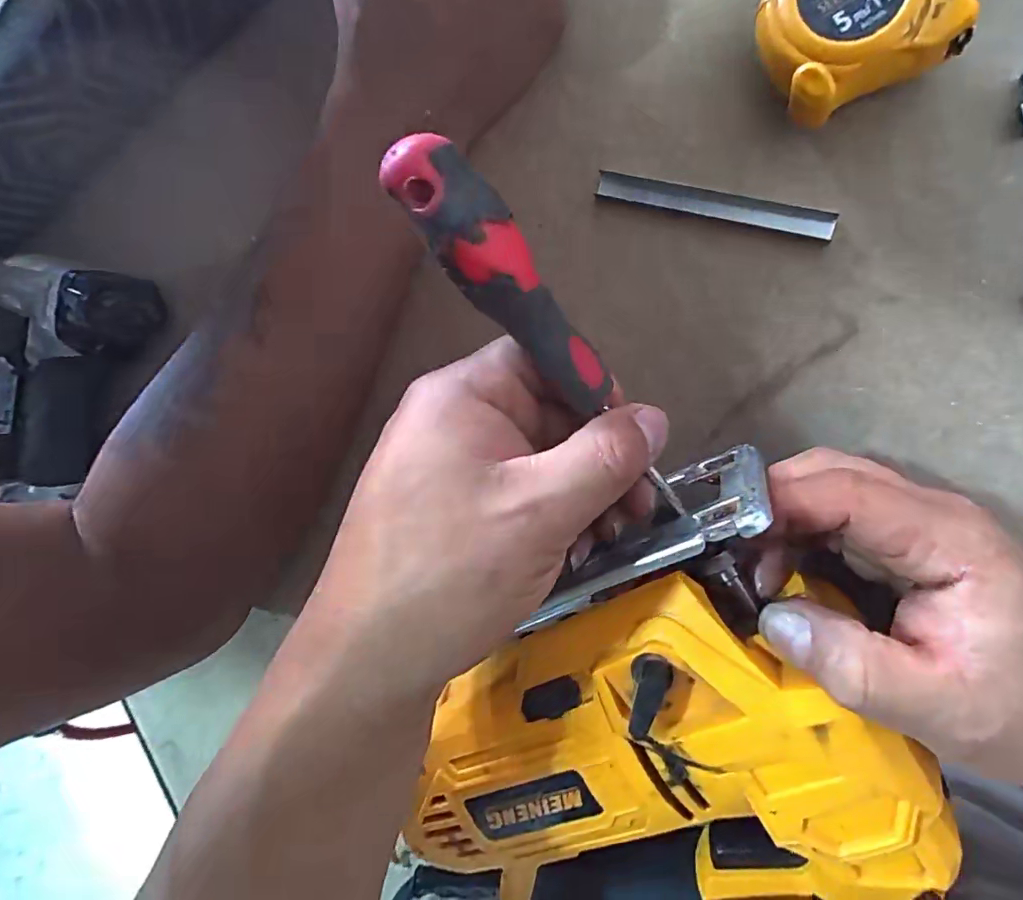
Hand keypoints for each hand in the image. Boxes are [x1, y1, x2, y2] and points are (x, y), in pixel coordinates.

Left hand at [304, 338, 666, 691]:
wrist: (366, 665)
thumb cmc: (453, 571)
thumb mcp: (542, 508)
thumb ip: (605, 456)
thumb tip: (655, 416)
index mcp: (461, 395)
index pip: (539, 356)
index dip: (592, 386)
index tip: (632, 438)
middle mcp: (451, 419)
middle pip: (545, 412)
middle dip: (598, 456)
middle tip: (637, 506)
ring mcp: (448, 466)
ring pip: (538, 457)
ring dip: (583, 492)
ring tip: (610, 539)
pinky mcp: (451, 508)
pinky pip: (517, 491)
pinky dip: (553, 514)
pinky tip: (573, 552)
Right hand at [754, 450, 1022, 790]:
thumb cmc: (1022, 716)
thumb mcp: (939, 709)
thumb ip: (854, 666)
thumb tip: (772, 617)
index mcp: (949, 538)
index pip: (849, 489)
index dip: (782, 499)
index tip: (730, 531)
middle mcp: (933, 511)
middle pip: (834, 472)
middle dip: (774, 501)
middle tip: (735, 550)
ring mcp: (922, 520)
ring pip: (832, 484)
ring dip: (784, 515)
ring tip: (757, 566)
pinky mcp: (908, 537)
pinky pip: (840, 512)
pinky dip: (801, 530)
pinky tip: (785, 567)